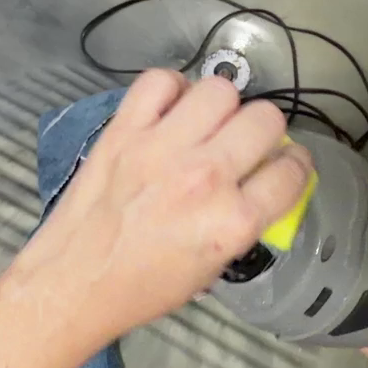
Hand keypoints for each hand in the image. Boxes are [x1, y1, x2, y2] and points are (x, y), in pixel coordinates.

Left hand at [2, 69, 313, 342]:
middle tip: (243, 144)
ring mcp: (162, 148)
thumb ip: (246, 219)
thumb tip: (264, 179)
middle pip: (265, 119)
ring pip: (221, 90)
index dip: (294, 165)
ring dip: (221, 107)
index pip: (292, 171)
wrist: (74, 283)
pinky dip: (170, 90)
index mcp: (233, 222)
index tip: (283, 164)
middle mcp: (205, 177)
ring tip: (205, 126)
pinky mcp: (124, 130)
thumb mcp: (214, 266)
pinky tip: (169, 112)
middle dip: (264, 131)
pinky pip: (161, 81)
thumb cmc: (144, 286)